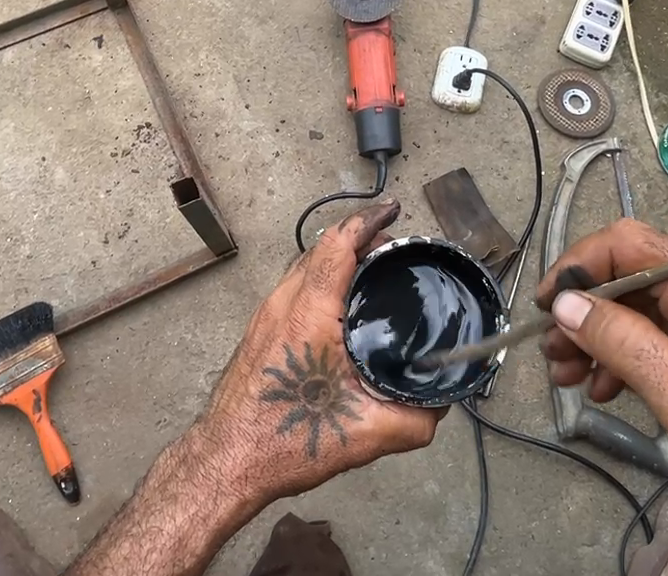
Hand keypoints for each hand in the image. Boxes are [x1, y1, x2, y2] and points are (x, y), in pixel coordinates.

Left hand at [196, 199, 441, 506]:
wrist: (226, 458)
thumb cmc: (285, 439)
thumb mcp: (365, 434)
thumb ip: (415, 419)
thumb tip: (441, 405)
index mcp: (310, 311)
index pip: (339, 243)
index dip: (369, 220)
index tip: (394, 210)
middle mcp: (284, 301)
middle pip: (322, 246)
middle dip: (359, 235)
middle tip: (392, 243)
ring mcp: (266, 312)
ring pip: (304, 263)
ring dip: (337, 255)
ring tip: (370, 266)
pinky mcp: (258, 328)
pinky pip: (294, 284)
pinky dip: (321, 275)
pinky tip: (338, 301)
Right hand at [535, 220, 667, 572]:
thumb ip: (627, 348)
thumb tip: (567, 305)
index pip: (628, 246)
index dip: (576, 268)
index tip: (547, 309)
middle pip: (632, 268)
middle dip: (586, 308)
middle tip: (553, 356)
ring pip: (645, 295)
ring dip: (604, 330)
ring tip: (571, 374)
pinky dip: (635, 343)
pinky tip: (610, 381)